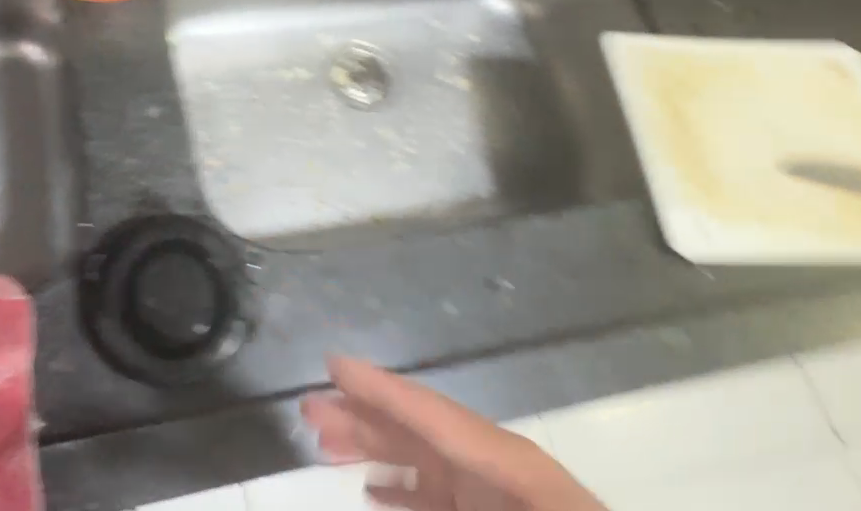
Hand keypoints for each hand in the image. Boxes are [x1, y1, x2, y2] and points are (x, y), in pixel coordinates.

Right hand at [301, 356, 604, 510]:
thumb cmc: (552, 505)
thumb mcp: (508, 475)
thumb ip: (439, 463)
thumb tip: (379, 482)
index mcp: (508, 461)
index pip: (433, 414)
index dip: (380, 387)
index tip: (333, 364)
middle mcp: (498, 465)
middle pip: (419, 431)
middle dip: (362, 418)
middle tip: (308, 409)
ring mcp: (496, 488)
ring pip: (422, 459)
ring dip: (372, 450)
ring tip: (323, 443)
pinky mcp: (491, 507)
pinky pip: (437, 493)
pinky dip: (401, 489)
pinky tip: (370, 492)